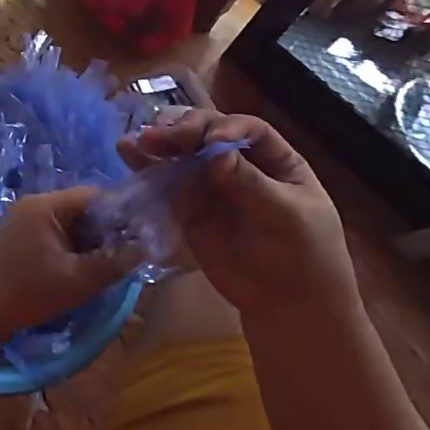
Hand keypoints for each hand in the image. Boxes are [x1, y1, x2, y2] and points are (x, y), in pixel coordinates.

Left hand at [0, 188, 138, 342]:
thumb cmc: (28, 291)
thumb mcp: (79, 280)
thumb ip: (115, 261)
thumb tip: (147, 246)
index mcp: (44, 205)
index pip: (93, 196)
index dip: (121, 214)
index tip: (141, 237)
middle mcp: (31, 204)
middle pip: (80, 208)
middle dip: (104, 230)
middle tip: (126, 256)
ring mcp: (21, 218)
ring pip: (67, 222)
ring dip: (87, 241)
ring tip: (106, 264)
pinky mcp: (17, 235)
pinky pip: (52, 232)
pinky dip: (69, 246)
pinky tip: (79, 268)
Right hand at [121, 110, 356, 321]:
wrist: (284, 302)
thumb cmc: (302, 254)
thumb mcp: (287, 216)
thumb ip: (251, 182)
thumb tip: (216, 152)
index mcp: (274, 159)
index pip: (246, 129)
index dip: (226, 128)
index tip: (209, 142)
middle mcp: (237, 162)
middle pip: (207, 131)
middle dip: (185, 128)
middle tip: (166, 136)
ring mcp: (207, 181)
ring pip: (180, 149)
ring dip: (159, 139)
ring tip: (139, 139)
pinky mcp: (184, 201)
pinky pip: (162, 175)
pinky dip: (144, 162)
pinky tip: (126, 149)